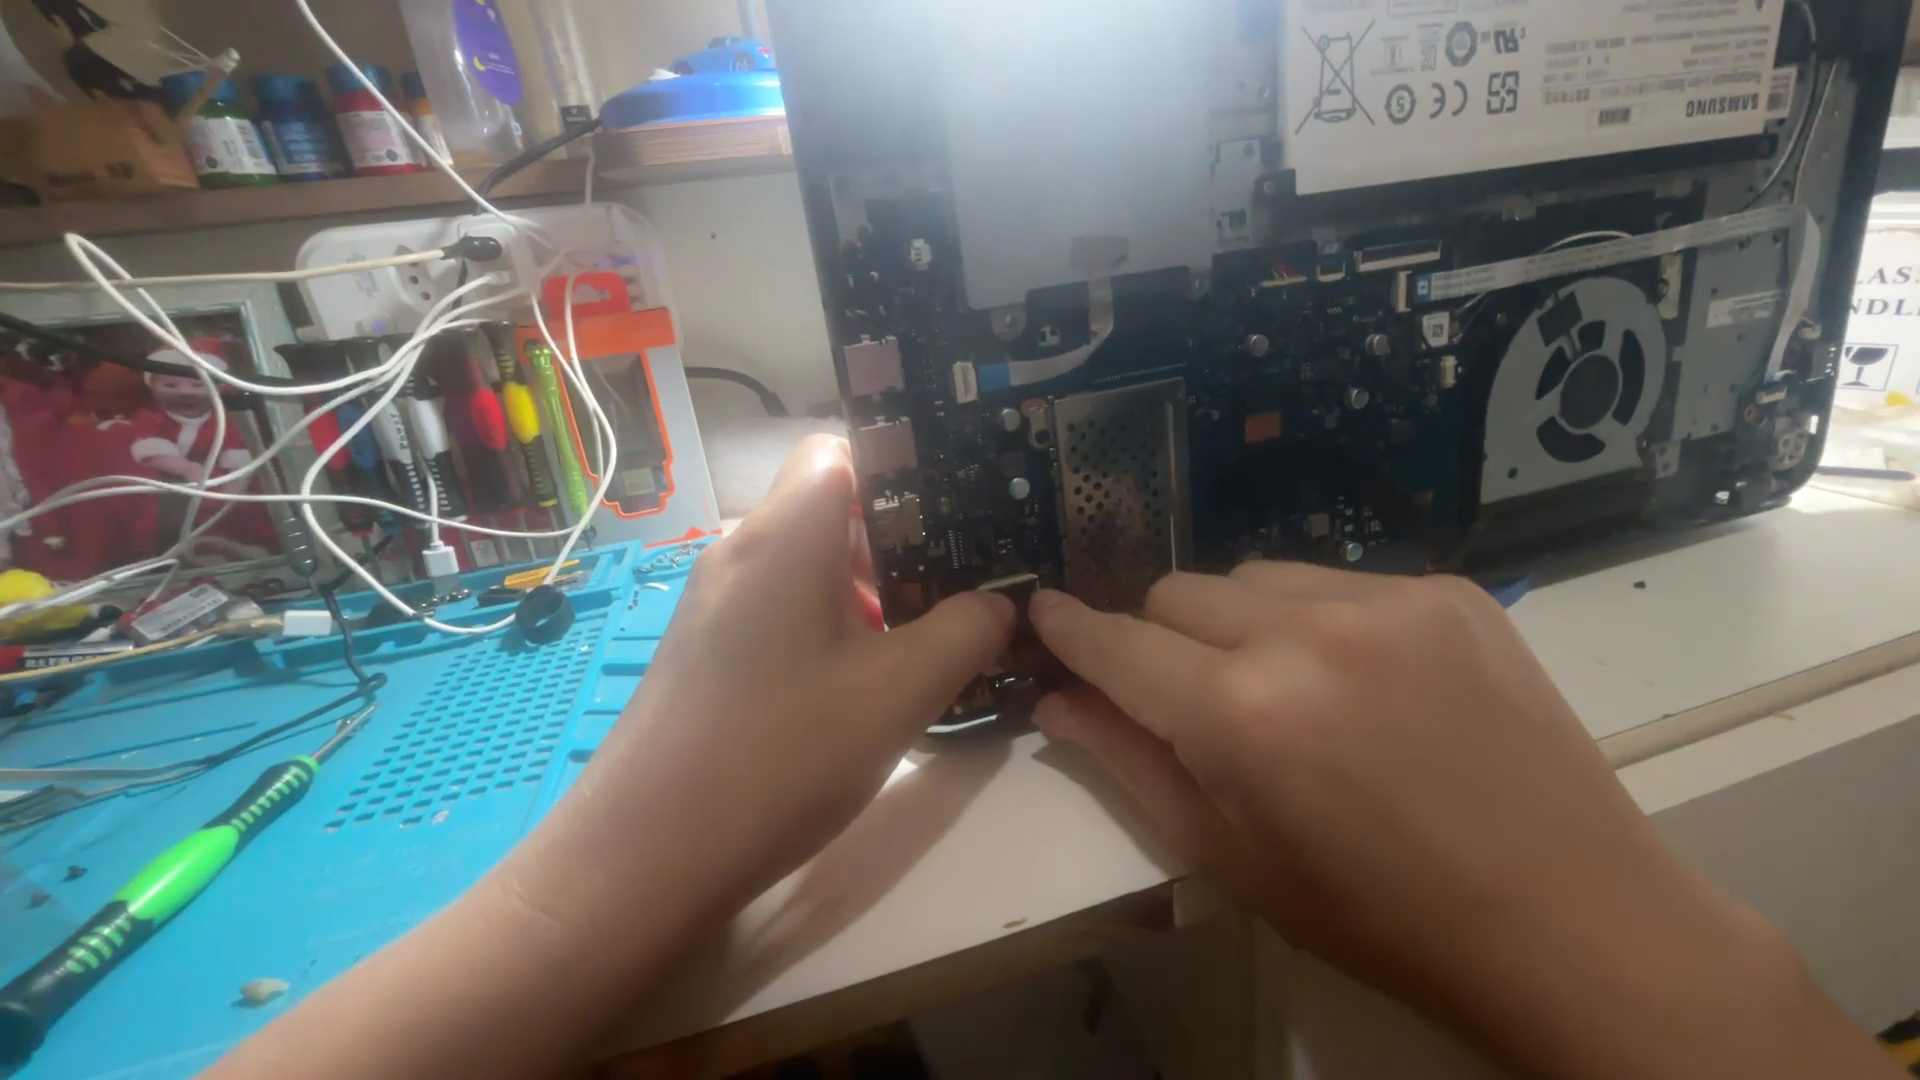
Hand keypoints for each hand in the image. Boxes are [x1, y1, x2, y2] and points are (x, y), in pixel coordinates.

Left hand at [207, 436, 1013, 1079]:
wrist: (641, 861)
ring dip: (871, 591)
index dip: (904, 466)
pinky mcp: (708, 652)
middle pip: (830, 508)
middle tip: (964, 583)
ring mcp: (717, 604)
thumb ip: (964, 633)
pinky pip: (784, 610)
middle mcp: (741, 553)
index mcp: (784, 536)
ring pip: (809, 565)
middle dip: (903, 540)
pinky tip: (865, 684)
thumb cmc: (778, 756)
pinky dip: (834, 627)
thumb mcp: (898, 693)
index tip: (961, 512)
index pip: (841, 447)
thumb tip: (999, 604)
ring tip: (928, 638)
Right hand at [1029, 564, 1892, 1079]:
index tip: (1043, 611)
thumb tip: (1054, 699)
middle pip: (1174, 591)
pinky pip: (1329, 575)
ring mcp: (1383, 599)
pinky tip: (1354, 674)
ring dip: (1233, 620)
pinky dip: (1310, 615)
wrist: (1572, 922)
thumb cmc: (1372, 911)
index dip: (1071, 628)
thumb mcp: (1226, 855)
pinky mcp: (1445, 588)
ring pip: (1246, 574)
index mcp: (1238, 714)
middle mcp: (1301, 633)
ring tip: (1280, 683)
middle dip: (1158, 637)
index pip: (1115, 642)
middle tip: (1191, 695)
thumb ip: (1126, 761)